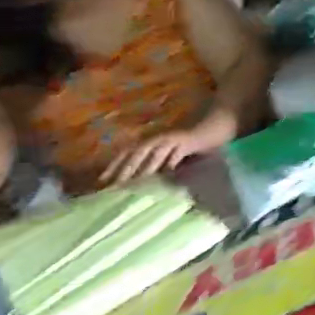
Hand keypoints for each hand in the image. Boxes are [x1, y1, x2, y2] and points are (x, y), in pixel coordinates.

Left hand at [102, 120, 227, 184]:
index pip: (127, 153)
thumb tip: (140, 183)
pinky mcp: (186, 142)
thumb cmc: (191, 144)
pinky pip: (175, 154)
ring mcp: (171, 139)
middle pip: (136, 153)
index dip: (114, 166)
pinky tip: (165, 175)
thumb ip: (156, 164)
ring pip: (153, 154)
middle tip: (114, 186)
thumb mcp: (169, 153)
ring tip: (135, 184)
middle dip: (124, 169)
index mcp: (150, 141)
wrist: (213, 127)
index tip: (102, 181)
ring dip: (143, 168)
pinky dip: (169, 164)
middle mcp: (157, 138)